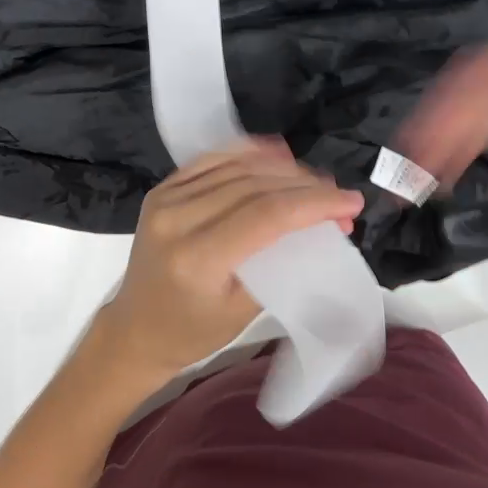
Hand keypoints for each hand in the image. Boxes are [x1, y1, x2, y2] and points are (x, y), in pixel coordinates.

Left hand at [92, 140, 365, 378]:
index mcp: (197, 259)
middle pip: (254, 186)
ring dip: (282, 170)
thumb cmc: (192, 333)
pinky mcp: (161, 191)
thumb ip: (280, 265)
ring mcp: (164, 200)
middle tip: (340, 197)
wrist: (135, 330)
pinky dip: (247, 155)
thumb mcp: (243, 312)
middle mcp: (176, 220)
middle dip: (306, 186)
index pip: (266, 215)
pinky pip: (211, 161)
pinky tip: (278, 156)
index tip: (352, 202)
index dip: (314, 203)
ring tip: (317, 182)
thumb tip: (323, 228)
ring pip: (235, 168)